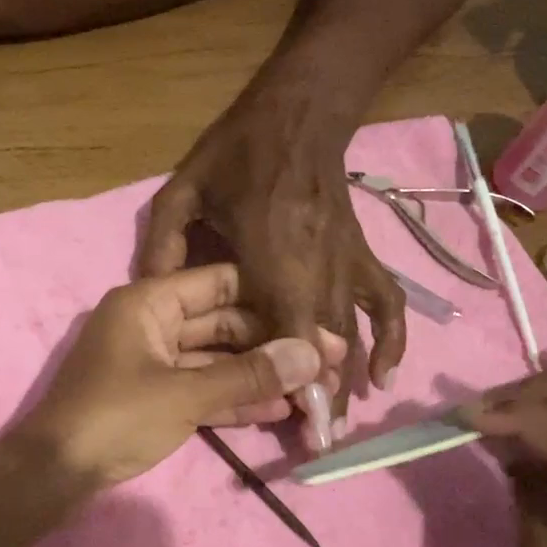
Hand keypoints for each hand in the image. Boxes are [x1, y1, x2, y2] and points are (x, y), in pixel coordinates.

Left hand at [19, 264, 344, 485]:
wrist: (53, 472)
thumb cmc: (115, 418)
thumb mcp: (185, 394)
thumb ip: (249, 375)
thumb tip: (313, 354)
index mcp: (148, 301)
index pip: (221, 283)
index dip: (271, 299)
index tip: (319, 316)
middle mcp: (149, 323)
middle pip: (222, 323)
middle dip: (272, 344)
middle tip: (329, 362)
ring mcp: (149, 362)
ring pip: (214, 360)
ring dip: (258, 375)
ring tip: (314, 390)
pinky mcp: (150, 398)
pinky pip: (199, 389)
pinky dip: (232, 398)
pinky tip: (277, 409)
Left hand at [135, 86, 405, 443]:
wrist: (301, 107)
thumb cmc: (235, 149)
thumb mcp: (181, 193)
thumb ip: (166, 245)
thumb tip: (154, 291)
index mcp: (263, 257)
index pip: (280, 328)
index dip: (291, 375)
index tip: (301, 419)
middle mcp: (310, 266)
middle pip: (317, 340)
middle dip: (319, 391)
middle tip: (321, 439)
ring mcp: (340, 260)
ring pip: (349, 329)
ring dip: (348, 377)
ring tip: (341, 422)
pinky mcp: (357, 254)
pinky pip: (383, 299)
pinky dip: (392, 334)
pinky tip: (386, 371)